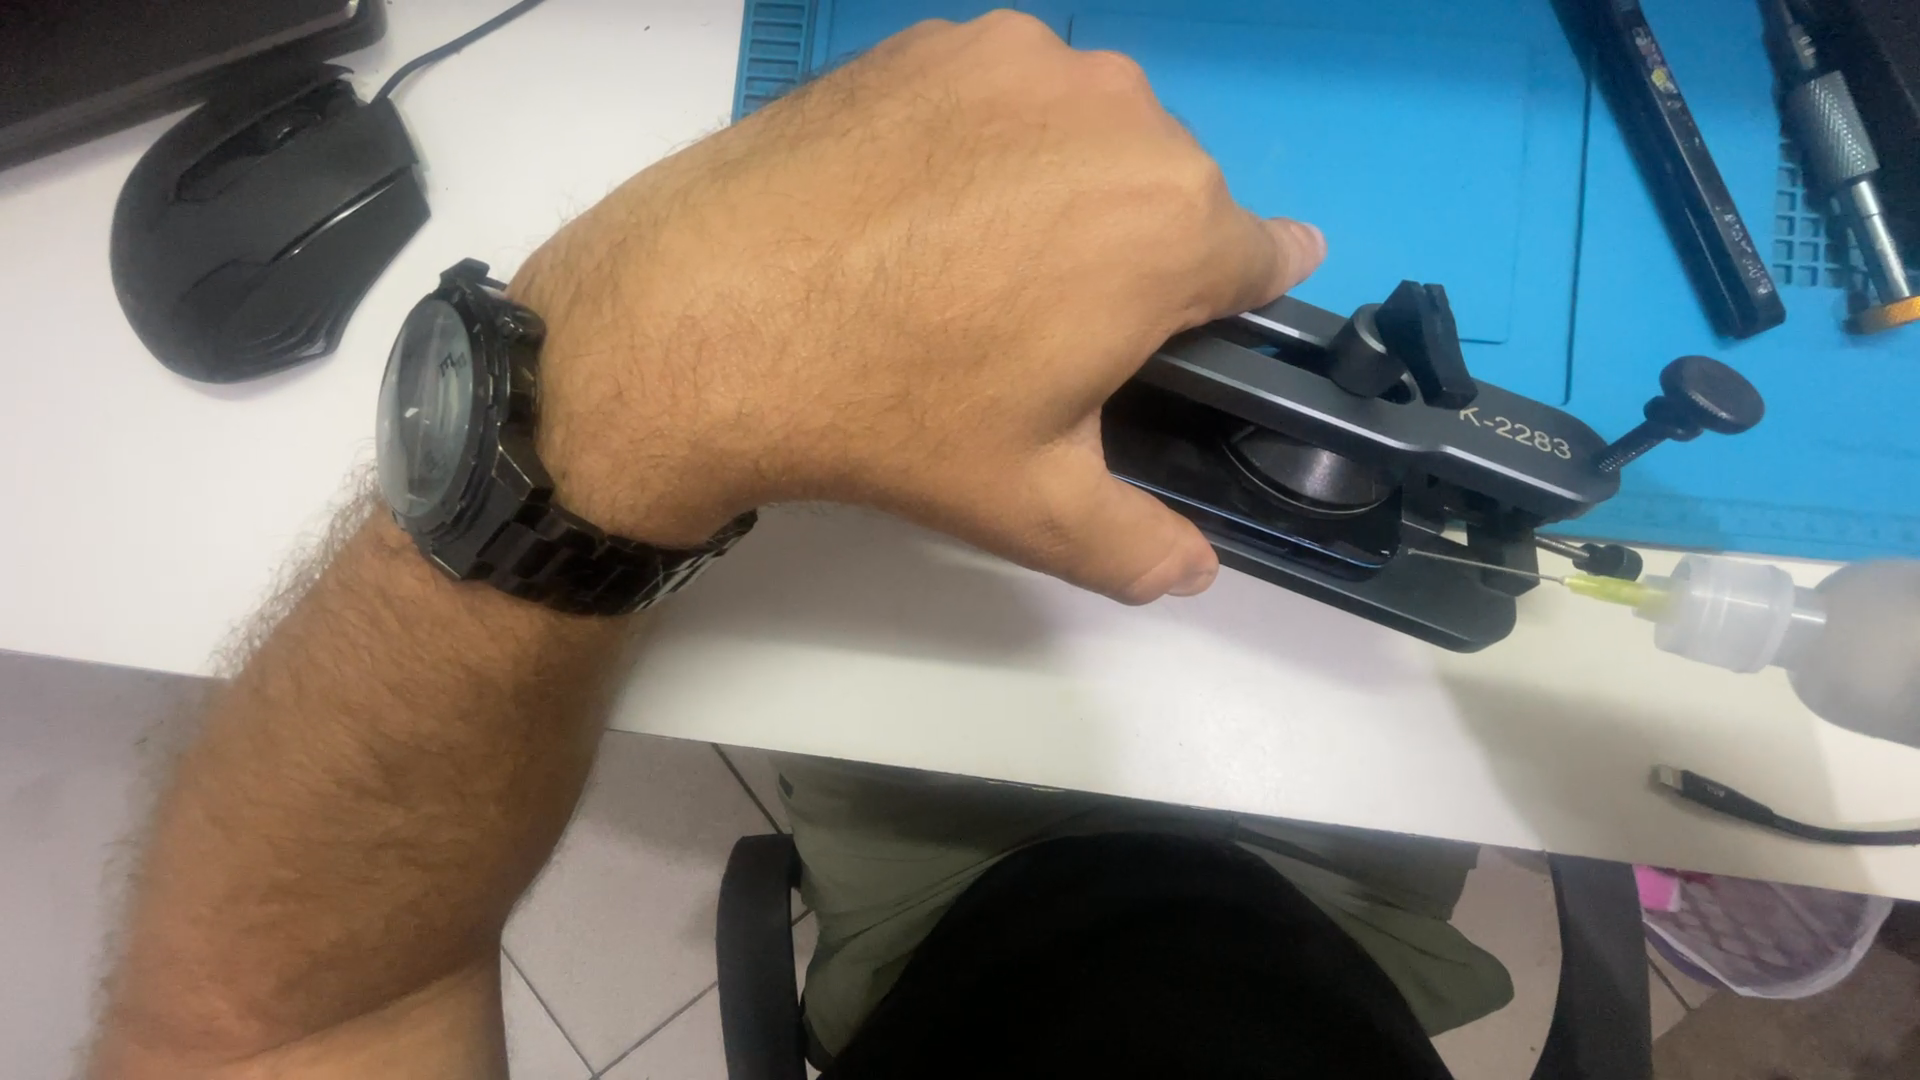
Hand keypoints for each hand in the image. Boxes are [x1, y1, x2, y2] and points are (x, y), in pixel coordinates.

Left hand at [515, 11, 1324, 603]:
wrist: (712, 323)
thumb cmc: (896, 417)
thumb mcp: (1030, 506)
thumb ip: (1136, 545)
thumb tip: (1195, 573)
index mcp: (1169, 227)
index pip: (1264, 255)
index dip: (1229, 302)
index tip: (1180, 332)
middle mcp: (1117, 114)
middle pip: (1171, 196)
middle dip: (1134, 259)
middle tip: (1038, 327)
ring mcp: (1017, 60)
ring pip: (1090, 141)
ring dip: (1065, 199)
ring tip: (969, 271)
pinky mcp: (930, 41)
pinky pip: (1004, 102)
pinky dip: (988, 149)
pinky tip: (916, 211)